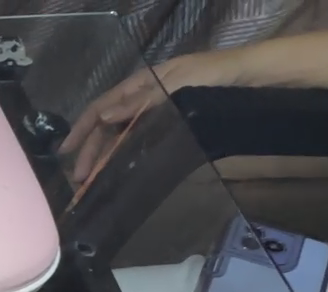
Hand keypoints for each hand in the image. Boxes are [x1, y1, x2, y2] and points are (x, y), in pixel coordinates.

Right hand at [62, 49, 255, 182]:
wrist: (263, 77)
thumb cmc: (221, 74)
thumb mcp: (180, 83)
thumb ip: (141, 101)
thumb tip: (103, 117)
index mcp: (143, 83)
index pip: (101, 106)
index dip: (80, 129)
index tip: (64, 153)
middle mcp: (145, 99)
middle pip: (107, 127)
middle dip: (90, 151)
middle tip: (80, 178)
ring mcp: (156, 114)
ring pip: (120, 138)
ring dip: (103, 159)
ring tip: (94, 180)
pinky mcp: (169, 127)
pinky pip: (138, 143)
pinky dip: (123, 158)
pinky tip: (118, 172)